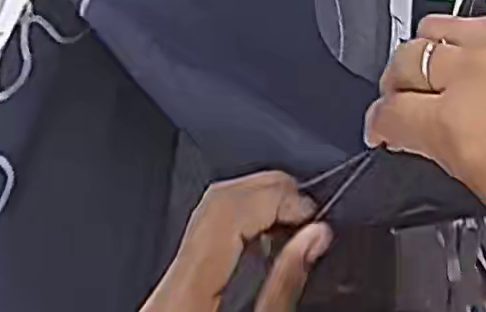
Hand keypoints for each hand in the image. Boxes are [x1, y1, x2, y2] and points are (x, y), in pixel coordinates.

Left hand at [140, 171, 333, 311]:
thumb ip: (286, 286)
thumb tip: (317, 234)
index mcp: (188, 296)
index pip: (230, 212)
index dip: (276, 197)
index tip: (312, 211)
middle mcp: (172, 282)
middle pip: (219, 200)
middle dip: (269, 190)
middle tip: (307, 209)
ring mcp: (169, 283)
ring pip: (210, 208)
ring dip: (256, 200)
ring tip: (292, 219)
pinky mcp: (174, 289)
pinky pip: (206, 231)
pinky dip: (240, 219)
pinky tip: (265, 234)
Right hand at [365, 14, 485, 307]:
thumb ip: (454, 154)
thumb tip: (435, 138)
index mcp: (458, 126)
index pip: (391, 113)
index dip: (381, 125)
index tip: (384, 128)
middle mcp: (474, 72)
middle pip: (405, 59)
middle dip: (399, 85)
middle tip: (406, 103)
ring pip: (434, 28)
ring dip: (429, 54)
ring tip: (441, 75)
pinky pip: (478, 20)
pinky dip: (470, 39)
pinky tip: (484, 62)